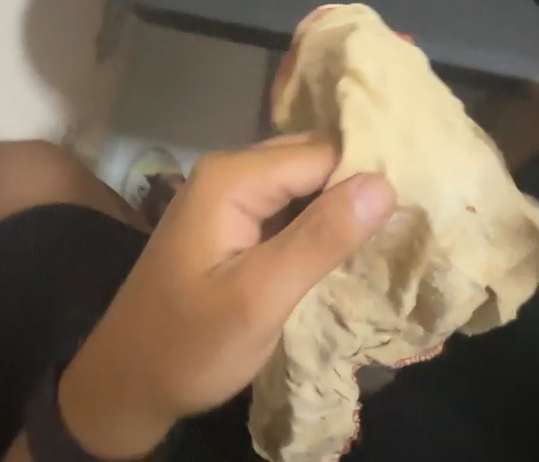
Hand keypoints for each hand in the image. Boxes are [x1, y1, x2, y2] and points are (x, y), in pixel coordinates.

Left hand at [57, 137, 396, 458]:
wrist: (124, 384)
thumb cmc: (189, 344)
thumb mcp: (259, 297)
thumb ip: (320, 238)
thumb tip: (384, 182)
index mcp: (233, 176)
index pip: (322, 154)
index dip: (366, 178)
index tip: (414, 208)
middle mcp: (230, 170)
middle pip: (313, 159)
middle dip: (357, 186)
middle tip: (409, 221)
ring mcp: (228, 194)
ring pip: (303, 182)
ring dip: (340, 206)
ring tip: (390, 233)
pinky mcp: (232, 220)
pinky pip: (287, 204)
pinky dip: (317, 222)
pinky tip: (346, 246)